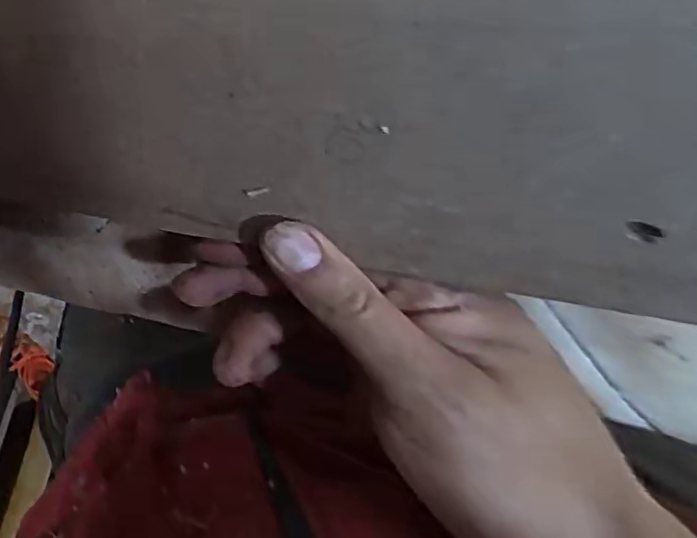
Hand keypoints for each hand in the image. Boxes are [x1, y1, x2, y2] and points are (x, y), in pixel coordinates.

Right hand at [171, 221, 691, 537]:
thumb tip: (281, 229)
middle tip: (185, 295)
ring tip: (226, 370)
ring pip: (301, 317)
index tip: (202, 250)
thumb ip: (350, 305)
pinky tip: (252, 377)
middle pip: (307, 278)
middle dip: (245, 289)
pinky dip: (277, 361)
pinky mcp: (378, 374)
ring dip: (254, 336)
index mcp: (434, 286)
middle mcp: (408, 301)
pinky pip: (312, 350)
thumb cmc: (510, 467)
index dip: (262, 245)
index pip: (332, 247)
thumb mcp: (424, 384)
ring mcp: (392, 339)